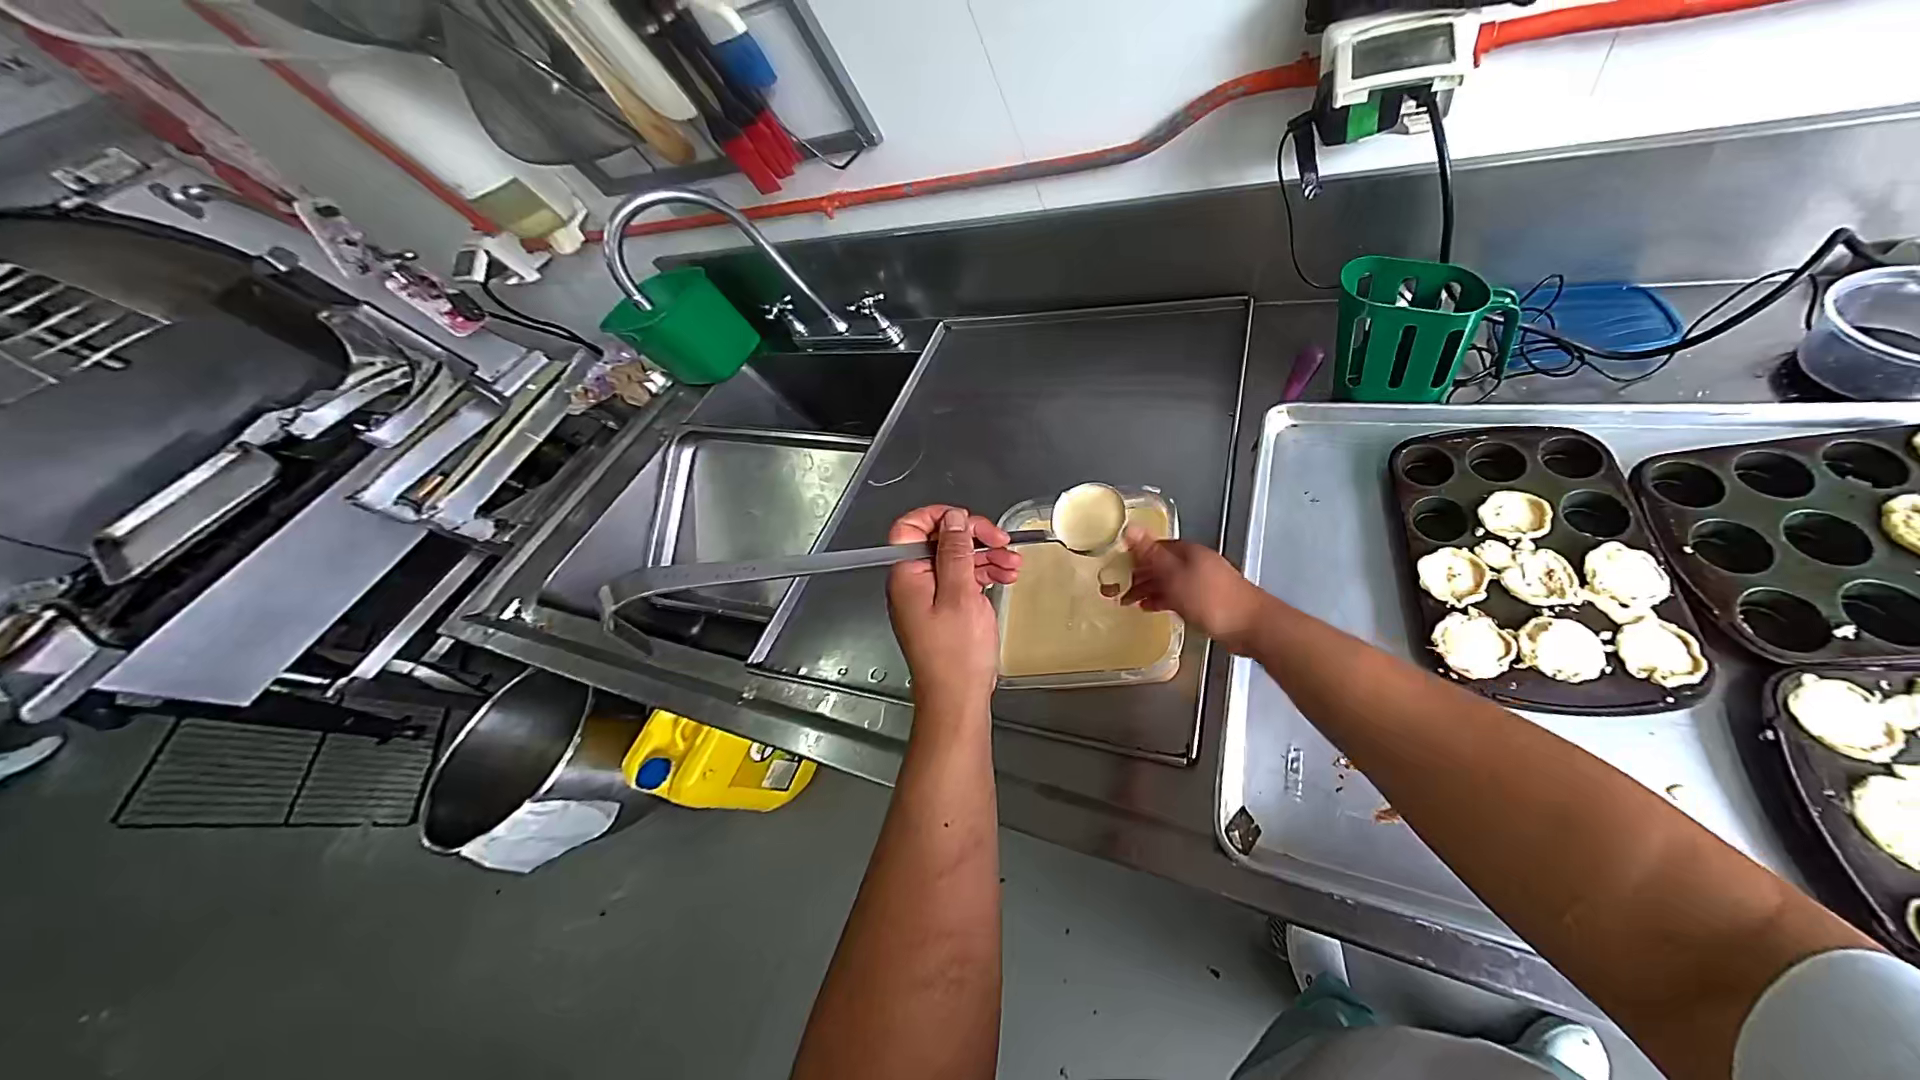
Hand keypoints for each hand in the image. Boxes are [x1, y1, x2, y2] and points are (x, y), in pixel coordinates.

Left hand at [886, 505, 1020, 708]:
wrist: (957, 697)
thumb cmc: (955, 654)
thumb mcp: (960, 595)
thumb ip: (955, 552)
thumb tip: (952, 519)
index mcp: (906, 574)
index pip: (910, 527)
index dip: (939, 517)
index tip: (967, 520)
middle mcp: (913, 581)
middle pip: (939, 541)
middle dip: (972, 537)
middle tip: (1001, 541)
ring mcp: (929, 595)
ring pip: (956, 559)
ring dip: (985, 556)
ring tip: (1013, 564)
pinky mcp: (945, 608)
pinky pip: (962, 579)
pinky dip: (984, 574)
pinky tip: (1006, 577)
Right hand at [1119, 526, 1271, 652]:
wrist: (1250, 626)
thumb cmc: (1211, 599)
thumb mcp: (1174, 575)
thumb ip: (1150, 554)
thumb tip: (1131, 528)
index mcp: (1187, 552)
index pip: (1153, 548)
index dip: (1133, 558)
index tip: (1115, 569)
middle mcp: (1195, 563)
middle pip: (1159, 565)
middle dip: (1137, 575)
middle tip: (1117, 589)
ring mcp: (1202, 581)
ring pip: (1167, 581)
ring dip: (1147, 589)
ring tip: (1128, 602)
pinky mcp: (1207, 600)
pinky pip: (1177, 595)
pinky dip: (1162, 599)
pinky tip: (1152, 608)